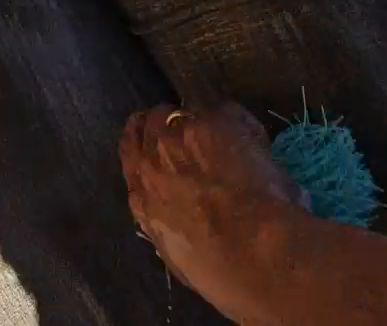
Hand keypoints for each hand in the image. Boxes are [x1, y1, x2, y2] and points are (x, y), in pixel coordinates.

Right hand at [120, 102, 311, 319]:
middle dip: (168, 125)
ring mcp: (181, 133)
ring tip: (228, 138)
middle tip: (192, 134)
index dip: (145, 145)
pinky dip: (240, 126)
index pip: (129, 152)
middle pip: (151, 122)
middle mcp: (152, 156)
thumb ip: (169, 224)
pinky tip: (256, 144)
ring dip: (202, 123)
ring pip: (185, 112)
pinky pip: (226, 113)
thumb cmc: (222, 274)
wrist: (257, 254)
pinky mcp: (215, 120)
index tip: (158, 145)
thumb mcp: (180, 258)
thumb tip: (179, 216)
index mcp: (142, 196)